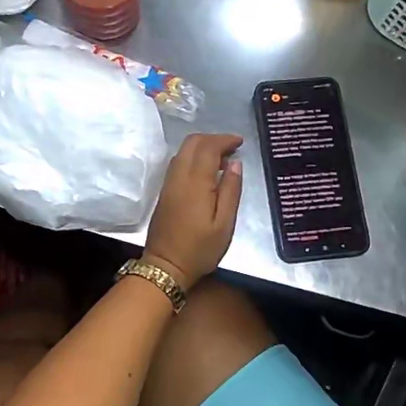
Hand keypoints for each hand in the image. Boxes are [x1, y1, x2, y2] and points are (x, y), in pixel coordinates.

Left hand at [143, 133, 244, 286]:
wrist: (165, 266)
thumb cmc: (200, 249)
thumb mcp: (225, 223)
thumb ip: (231, 190)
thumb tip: (236, 164)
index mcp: (196, 182)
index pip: (208, 147)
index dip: (225, 140)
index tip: (240, 142)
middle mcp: (179, 177)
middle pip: (192, 143)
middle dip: (213, 139)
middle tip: (232, 148)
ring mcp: (169, 183)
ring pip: (183, 151)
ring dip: (202, 147)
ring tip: (222, 160)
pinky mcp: (165, 192)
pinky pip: (178, 163)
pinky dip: (193, 158)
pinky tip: (206, 172)